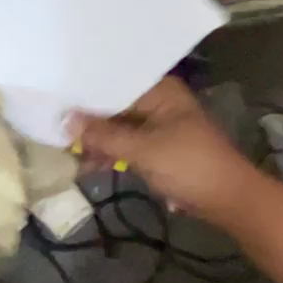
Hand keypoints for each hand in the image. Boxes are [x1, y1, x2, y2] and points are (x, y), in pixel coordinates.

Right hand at [73, 78, 265, 221]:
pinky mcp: (160, 148)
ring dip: (98, 140)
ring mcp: (160, 126)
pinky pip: (128, 145)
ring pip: (119, 127)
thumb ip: (103, 135)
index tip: (54, 101)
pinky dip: (112, 153)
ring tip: (68, 152)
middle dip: (88, 120)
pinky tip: (89, 165)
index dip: (85, 94)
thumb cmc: (188, 166)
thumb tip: (65, 121)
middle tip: (54, 129)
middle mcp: (159, 102)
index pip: (114, 83)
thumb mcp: (142, 150)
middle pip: (115, 105)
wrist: (228, 199)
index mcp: (160, 91)